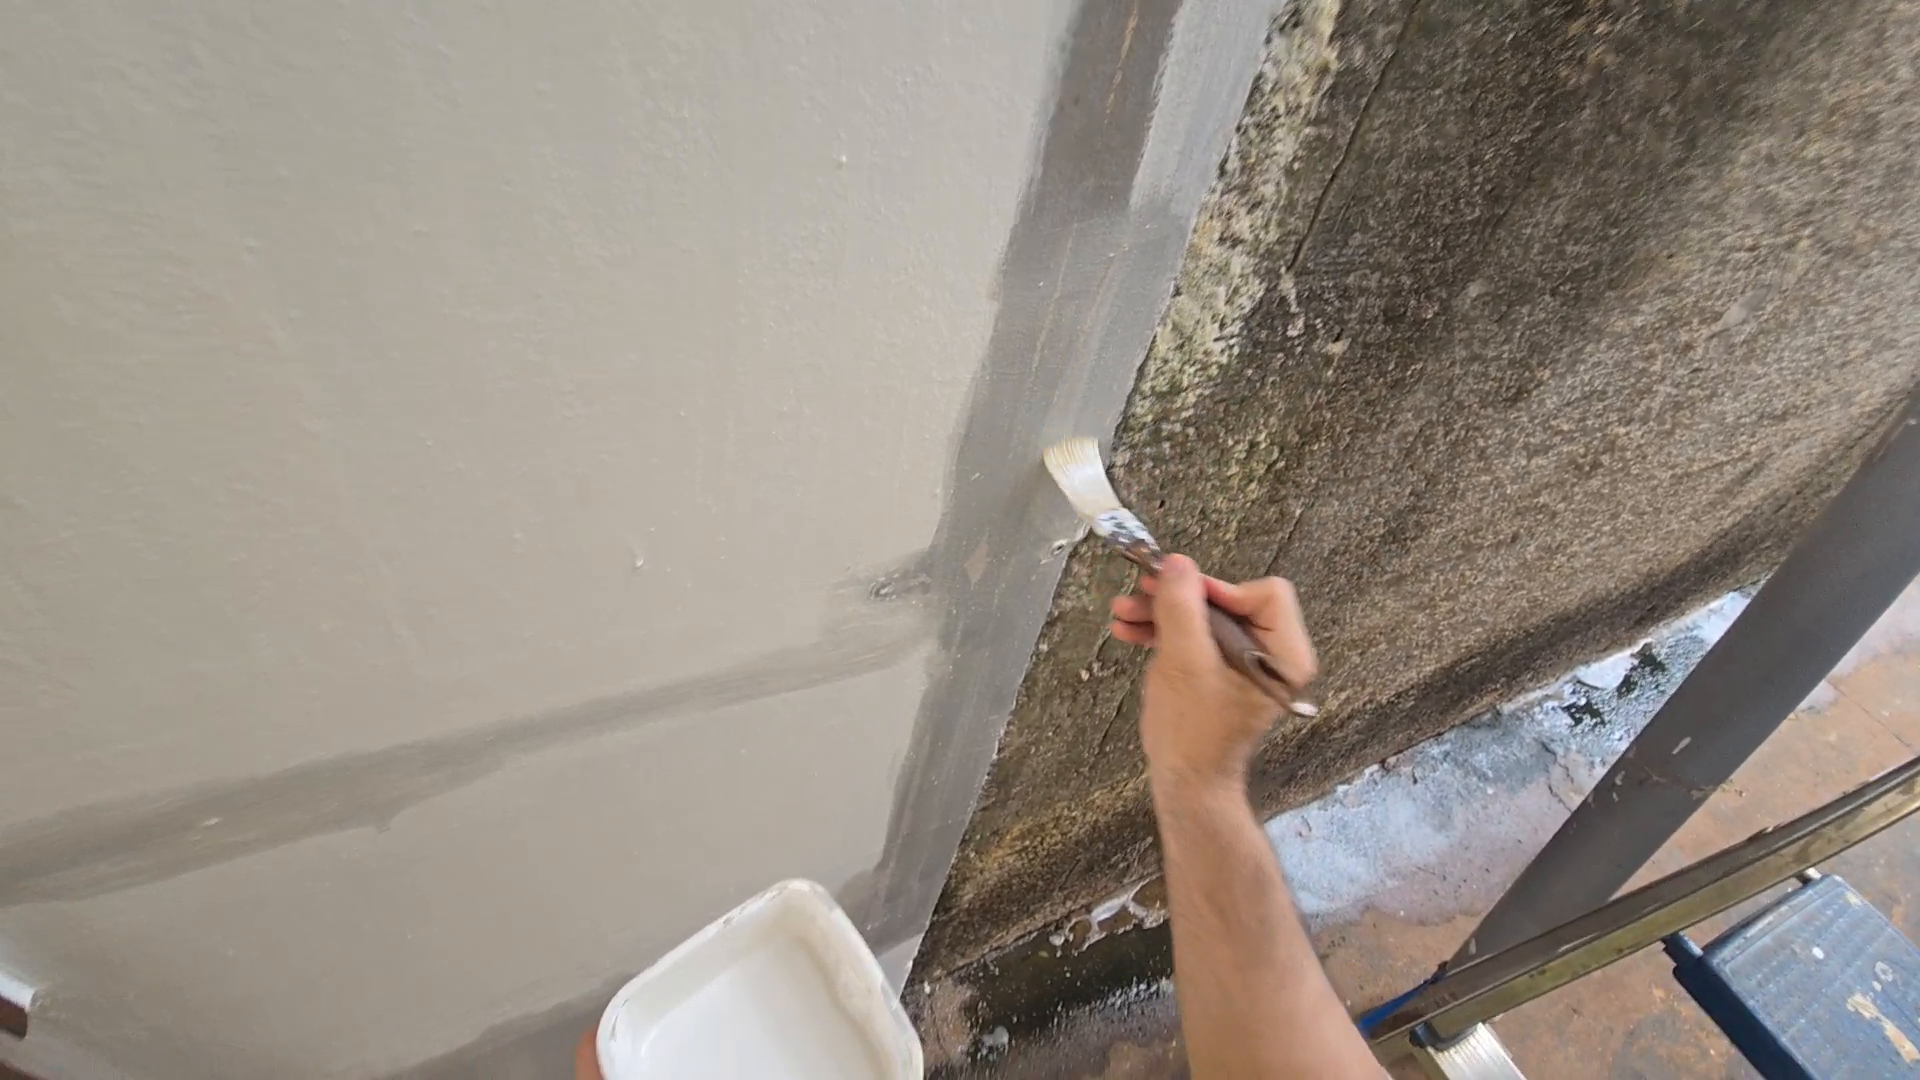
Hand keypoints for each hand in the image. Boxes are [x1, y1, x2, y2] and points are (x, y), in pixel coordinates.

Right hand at [1109, 555, 1316, 789]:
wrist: (1184, 781)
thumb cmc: (1192, 728)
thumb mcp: (1185, 663)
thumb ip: (1182, 609)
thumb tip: (1177, 562)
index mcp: (1284, 654)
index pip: (1266, 594)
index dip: (1220, 589)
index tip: (1180, 595)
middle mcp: (1270, 653)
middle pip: (1228, 601)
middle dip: (1179, 598)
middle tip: (1140, 590)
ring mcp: (1242, 662)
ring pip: (1204, 616)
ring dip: (1162, 613)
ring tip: (1121, 613)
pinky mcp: (1218, 669)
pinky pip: (1194, 637)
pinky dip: (1164, 632)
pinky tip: (1129, 630)